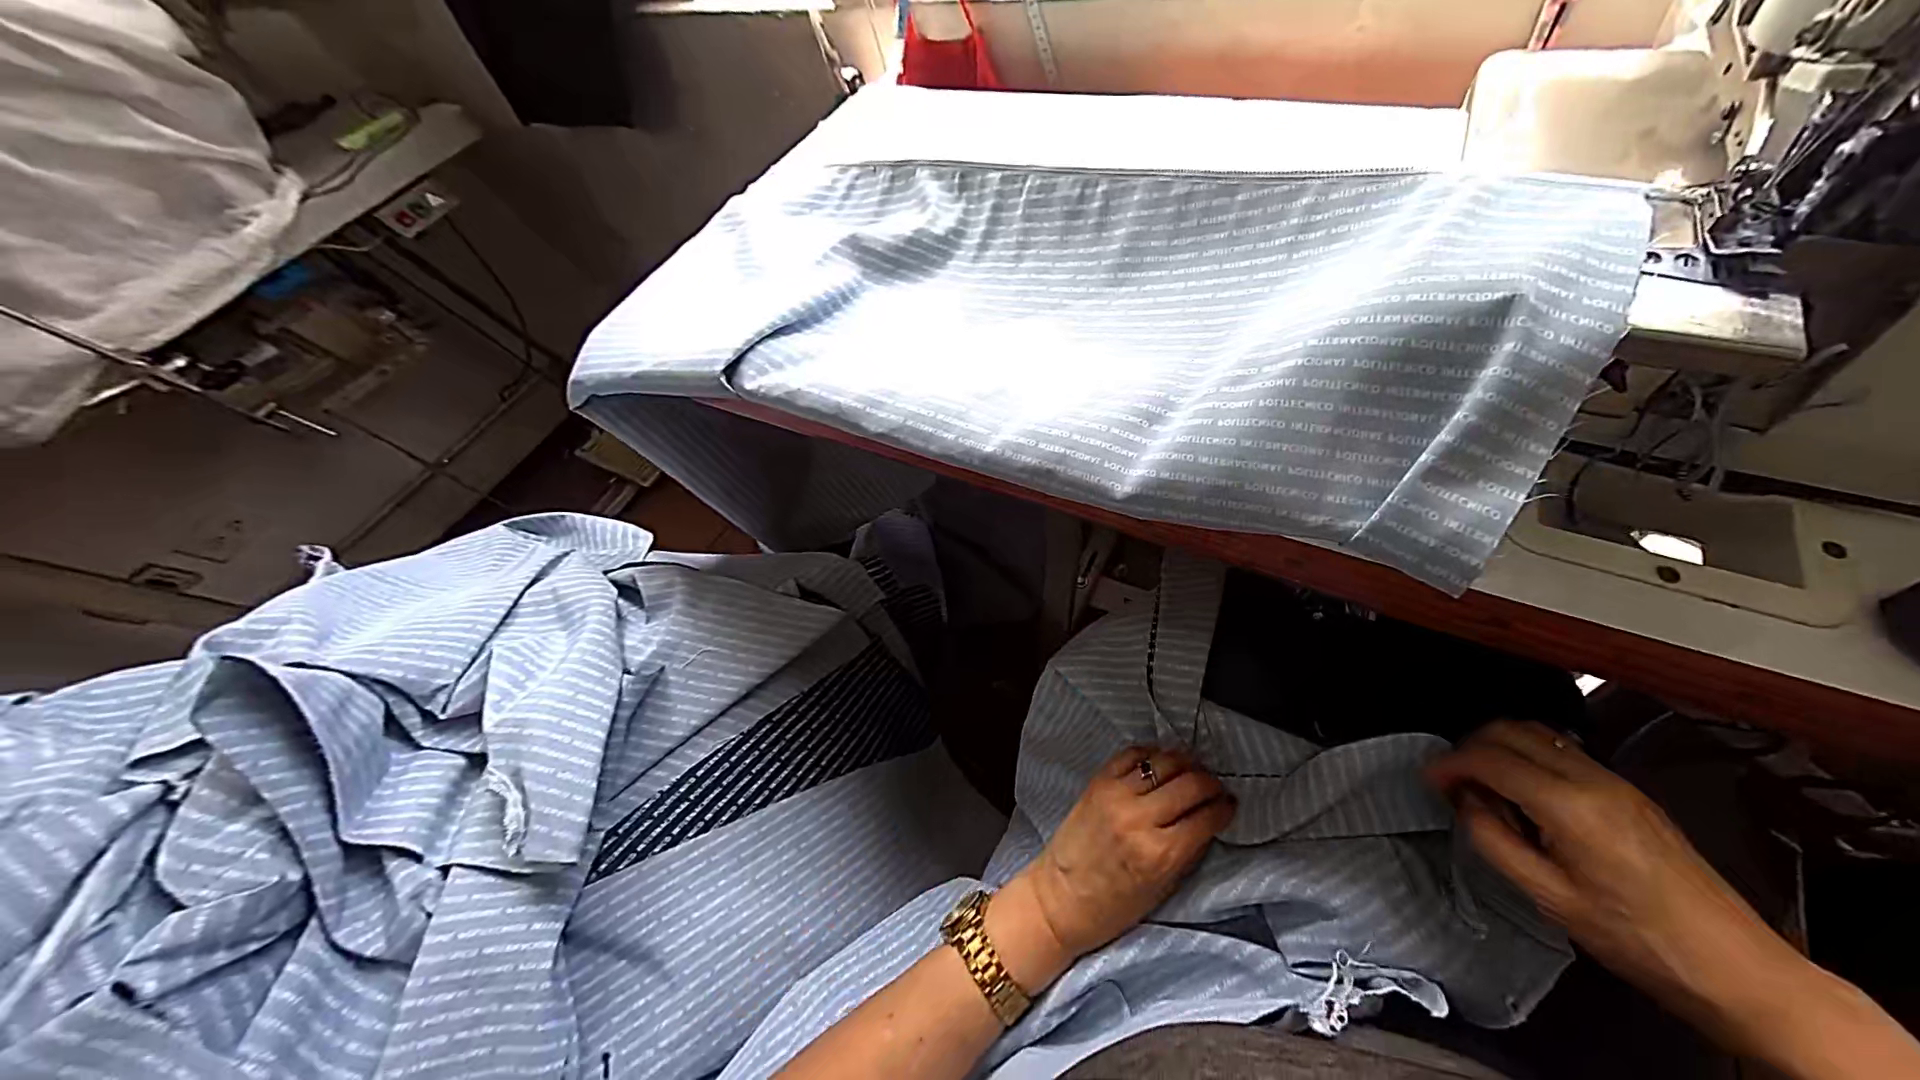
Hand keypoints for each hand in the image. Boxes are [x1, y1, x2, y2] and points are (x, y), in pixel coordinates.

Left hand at [1012, 746, 1234, 965]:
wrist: (1061, 898)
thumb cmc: (1113, 905)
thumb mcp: (1163, 888)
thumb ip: (1188, 852)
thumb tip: (1209, 820)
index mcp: (1159, 853)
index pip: (1207, 816)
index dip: (1225, 807)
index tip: (1230, 804)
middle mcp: (1138, 818)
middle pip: (1190, 783)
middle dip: (1210, 783)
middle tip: (1216, 787)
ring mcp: (1115, 795)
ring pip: (1164, 762)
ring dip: (1185, 764)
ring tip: (1192, 771)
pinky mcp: (1098, 782)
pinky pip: (1132, 755)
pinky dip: (1151, 755)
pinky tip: (1159, 762)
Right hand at [1425, 721, 1919, 1078]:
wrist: (1737, 969)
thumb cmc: (1641, 940)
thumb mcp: (1548, 896)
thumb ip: (1492, 838)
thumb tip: (1465, 802)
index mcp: (1571, 806)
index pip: (1489, 757)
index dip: (1449, 763)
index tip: (1429, 779)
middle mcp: (1596, 781)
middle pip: (1511, 730)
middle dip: (1470, 747)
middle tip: (1454, 781)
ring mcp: (1618, 783)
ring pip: (1538, 734)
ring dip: (1500, 749)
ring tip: (1487, 789)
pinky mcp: (1630, 794)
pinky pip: (1563, 753)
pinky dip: (1528, 759)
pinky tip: (1525, 798)